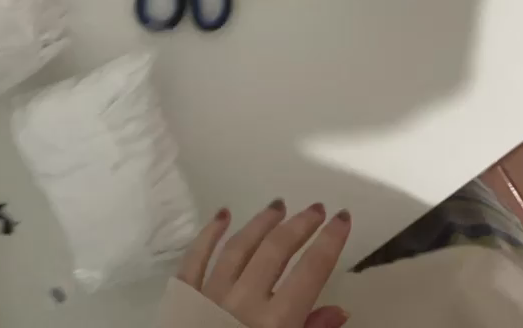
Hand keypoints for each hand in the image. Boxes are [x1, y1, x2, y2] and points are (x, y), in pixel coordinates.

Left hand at [177, 201, 351, 327]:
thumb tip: (339, 311)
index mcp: (275, 325)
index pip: (311, 271)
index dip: (330, 241)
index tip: (342, 218)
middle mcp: (244, 303)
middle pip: (277, 249)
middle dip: (301, 225)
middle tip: (317, 209)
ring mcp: (208, 298)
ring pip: (239, 246)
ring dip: (261, 222)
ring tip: (278, 207)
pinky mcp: (180, 303)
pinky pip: (194, 260)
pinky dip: (208, 234)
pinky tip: (222, 215)